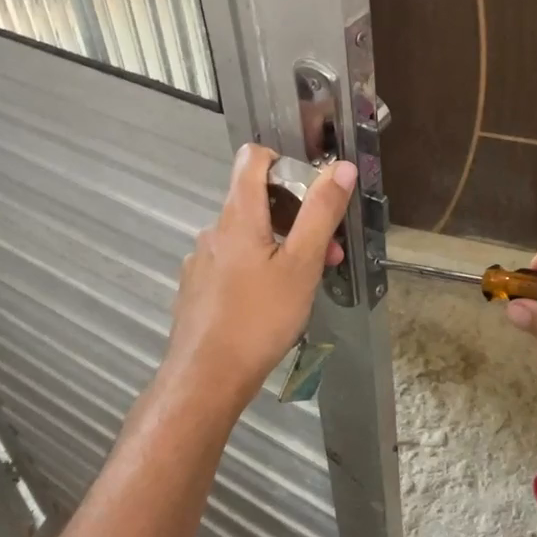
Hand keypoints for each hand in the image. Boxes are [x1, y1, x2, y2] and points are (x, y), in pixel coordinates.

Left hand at [164, 144, 355, 408]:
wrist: (206, 378)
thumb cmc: (260, 318)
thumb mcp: (302, 264)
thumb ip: (321, 213)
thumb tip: (339, 167)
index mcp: (238, 215)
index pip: (253, 158)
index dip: (284, 161)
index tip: (311, 189)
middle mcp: (214, 230)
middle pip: (256, 200)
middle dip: (296, 217)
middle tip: (328, 252)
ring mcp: (201, 260)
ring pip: (247, 236)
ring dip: (281, 247)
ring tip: (306, 284)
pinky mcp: (197, 287)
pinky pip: (232, 262)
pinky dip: (257, 269)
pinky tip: (271, 304)